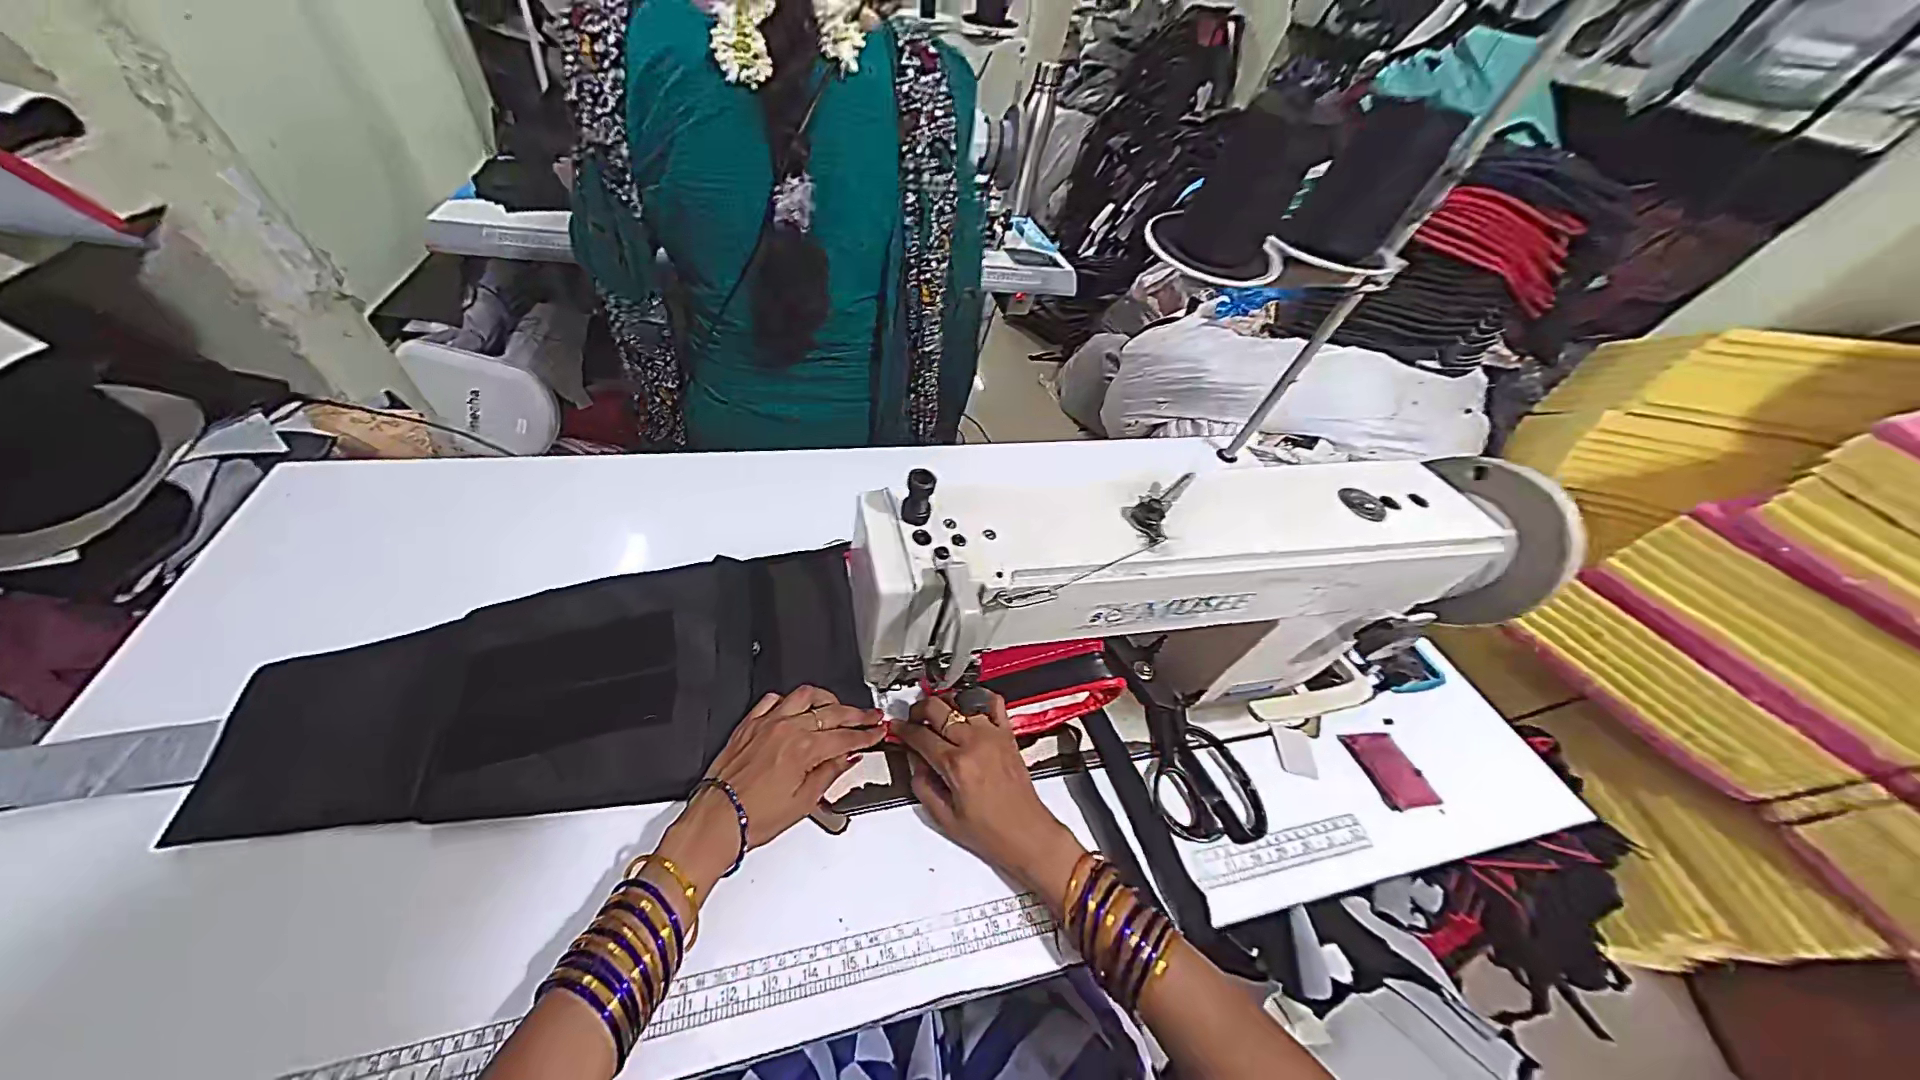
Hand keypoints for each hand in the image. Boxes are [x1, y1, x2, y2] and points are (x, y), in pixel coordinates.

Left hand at [658, 686, 880, 894]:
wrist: (716, 820)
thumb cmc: (752, 817)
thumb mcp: (804, 802)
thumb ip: (829, 773)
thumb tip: (846, 759)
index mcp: (804, 748)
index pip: (846, 736)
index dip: (867, 734)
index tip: (877, 732)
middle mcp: (786, 729)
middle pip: (832, 711)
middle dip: (857, 714)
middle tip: (869, 717)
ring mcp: (766, 723)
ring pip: (805, 695)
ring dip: (826, 699)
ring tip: (837, 706)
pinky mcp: (749, 724)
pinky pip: (773, 699)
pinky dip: (790, 700)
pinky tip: (796, 707)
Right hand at [895, 692, 1085, 903]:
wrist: (1027, 833)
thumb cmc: (992, 831)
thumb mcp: (944, 817)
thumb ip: (922, 785)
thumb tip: (914, 762)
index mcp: (957, 765)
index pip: (920, 735)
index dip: (903, 730)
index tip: (898, 728)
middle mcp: (975, 744)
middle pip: (936, 708)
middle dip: (918, 711)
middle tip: (913, 720)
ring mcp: (993, 735)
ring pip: (961, 700)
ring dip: (944, 704)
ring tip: (937, 715)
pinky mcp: (1007, 735)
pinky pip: (992, 703)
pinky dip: (976, 699)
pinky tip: (967, 707)